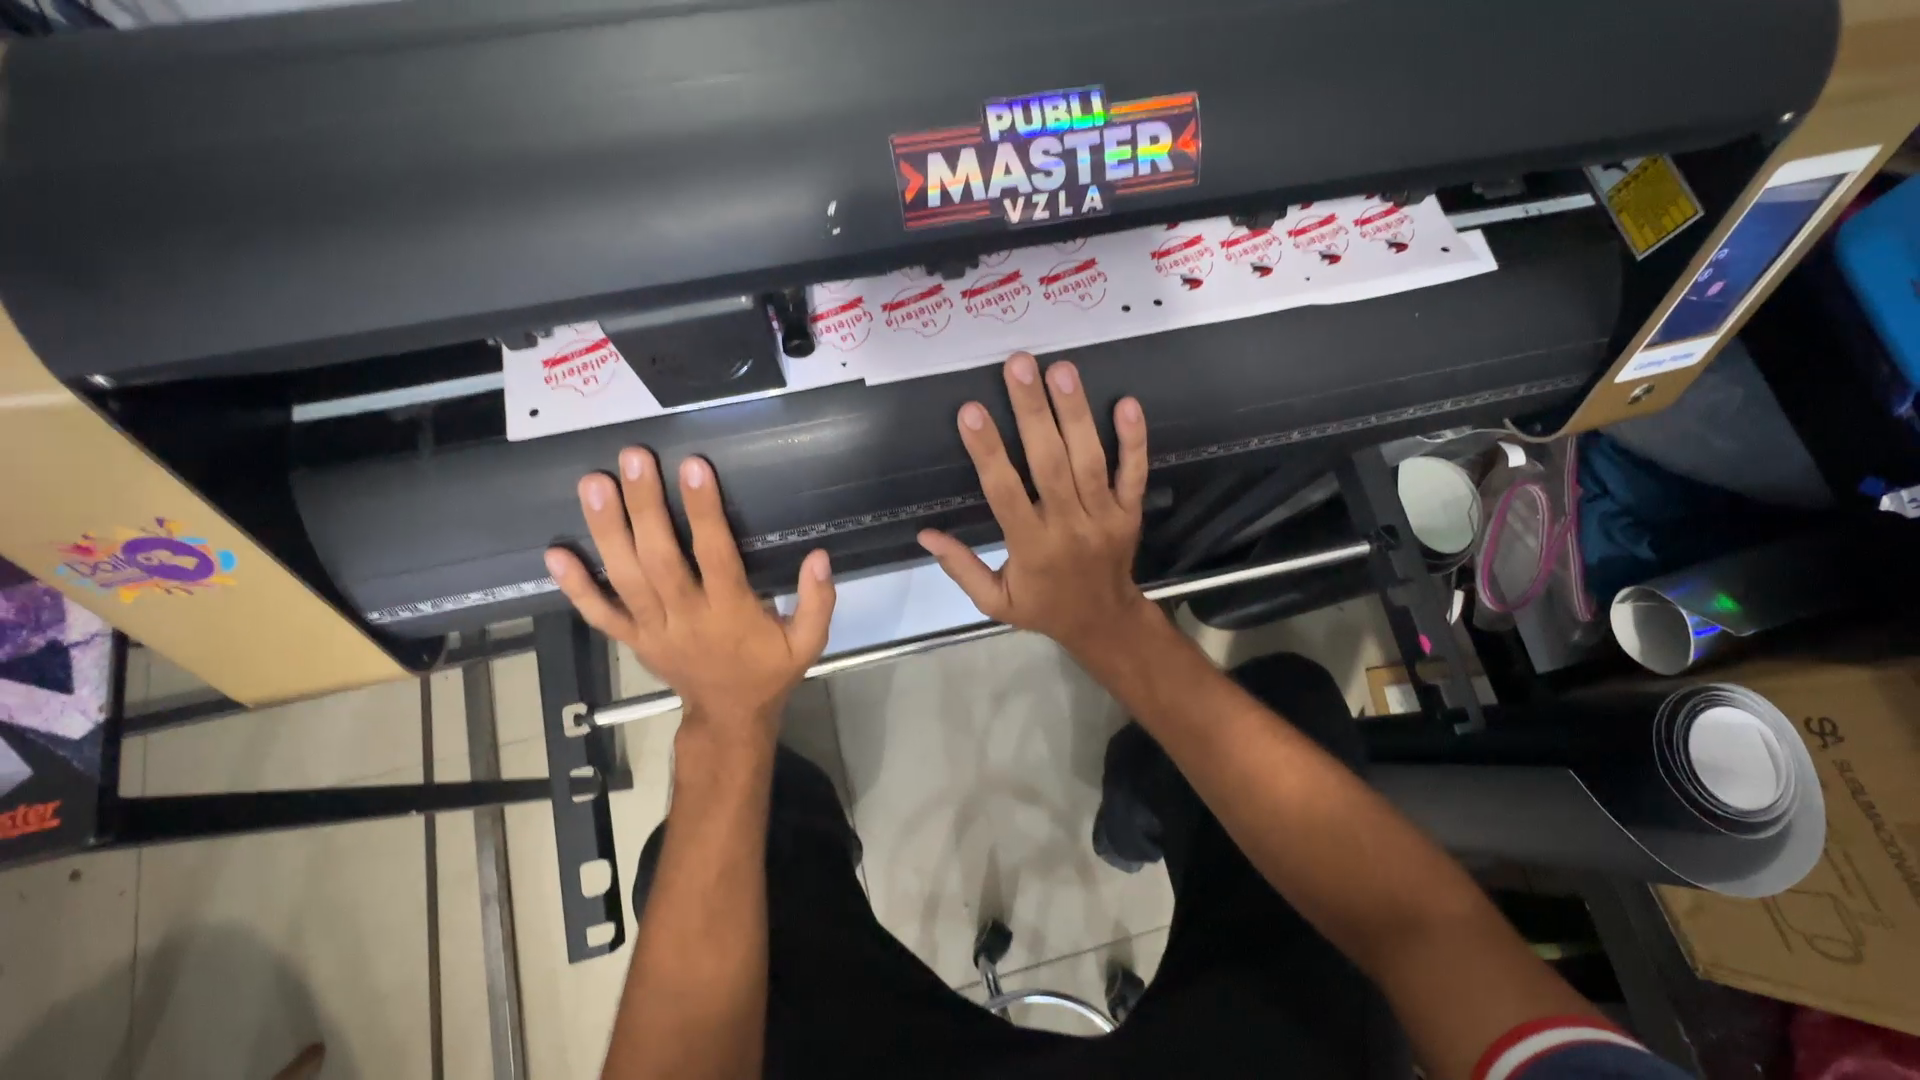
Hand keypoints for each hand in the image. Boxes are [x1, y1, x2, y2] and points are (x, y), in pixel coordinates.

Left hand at [544, 449, 835, 735]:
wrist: (729, 719)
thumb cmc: (769, 672)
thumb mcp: (808, 643)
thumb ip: (818, 601)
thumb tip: (819, 555)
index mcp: (731, 613)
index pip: (715, 555)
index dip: (704, 512)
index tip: (692, 467)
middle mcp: (687, 617)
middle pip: (660, 559)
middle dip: (644, 506)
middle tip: (632, 459)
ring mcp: (653, 630)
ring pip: (625, 578)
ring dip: (607, 530)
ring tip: (593, 484)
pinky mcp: (633, 640)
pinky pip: (599, 614)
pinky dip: (576, 586)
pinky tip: (555, 552)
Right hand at [917, 352, 1159, 657]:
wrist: (1105, 623)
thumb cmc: (1044, 607)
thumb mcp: (995, 602)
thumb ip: (961, 568)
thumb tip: (926, 534)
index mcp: (1032, 547)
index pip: (1005, 492)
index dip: (988, 451)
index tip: (971, 411)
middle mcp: (1069, 527)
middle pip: (1050, 464)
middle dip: (1033, 412)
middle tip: (1019, 365)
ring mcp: (1105, 517)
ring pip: (1091, 460)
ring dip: (1076, 413)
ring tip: (1061, 369)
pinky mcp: (1130, 511)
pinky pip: (1134, 473)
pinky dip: (1134, 439)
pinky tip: (1127, 402)